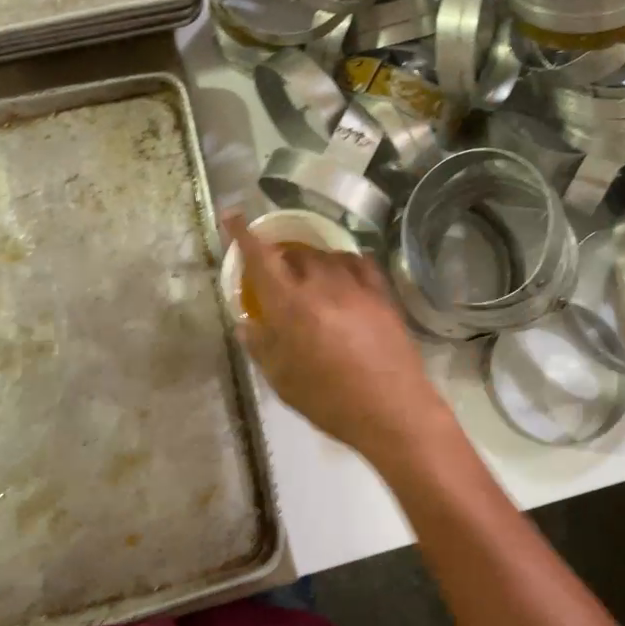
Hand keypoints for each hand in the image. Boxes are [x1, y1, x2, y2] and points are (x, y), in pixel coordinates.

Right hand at [223, 213, 451, 461]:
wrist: (392, 410)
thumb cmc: (329, 401)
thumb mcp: (281, 380)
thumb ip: (261, 345)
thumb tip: (247, 323)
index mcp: (289, 304)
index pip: (260, 257)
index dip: (243, 234)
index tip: (233, 215)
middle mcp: (320, 284)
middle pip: (294, 253)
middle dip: (279, 255)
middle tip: (272, 272)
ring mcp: (355, 285)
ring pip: (325, 256)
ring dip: (310, 260)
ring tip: (305, 277)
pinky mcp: (381, 293)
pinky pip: (357, 263)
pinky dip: (342, 264)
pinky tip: (342, 276)